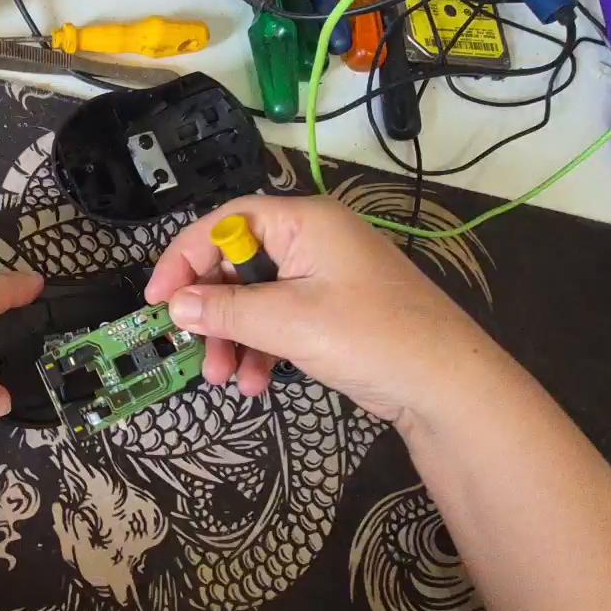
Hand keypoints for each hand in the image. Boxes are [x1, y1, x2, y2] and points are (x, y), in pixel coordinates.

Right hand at [144, 195, 523, 424]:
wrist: (452, 388)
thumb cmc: (372, 336)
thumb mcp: (289, 321)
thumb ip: (227, 310)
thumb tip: (175, 305)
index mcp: (304, 222)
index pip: (226, 222)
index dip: (185, 256)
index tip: (158, 298)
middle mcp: (311, 241)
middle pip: (237, 263)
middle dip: (213, 311)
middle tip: (192, 346)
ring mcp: (322, 277)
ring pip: (255, 298)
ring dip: (234, 338)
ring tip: (225, 379)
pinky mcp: (331, 311)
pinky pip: (278, 320)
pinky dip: (262, 348)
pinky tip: (256, 383)